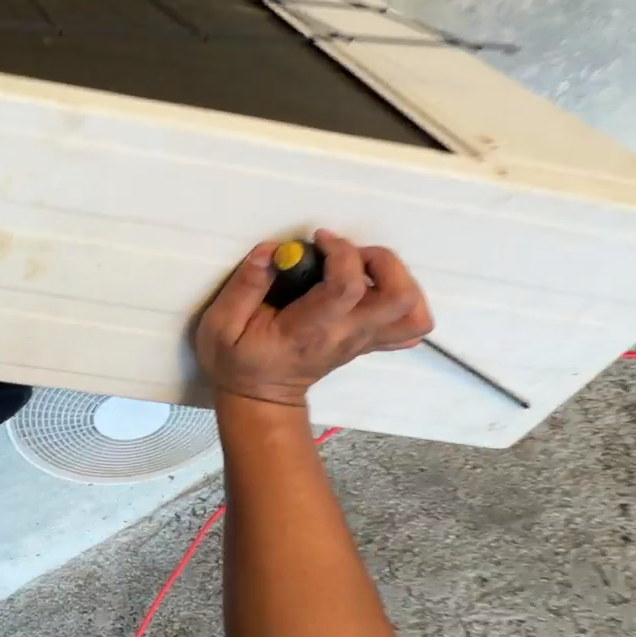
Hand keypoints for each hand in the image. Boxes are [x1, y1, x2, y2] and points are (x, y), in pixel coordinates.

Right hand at [195, 229, 433, 407]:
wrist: (259, 397)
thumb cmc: (236, 361)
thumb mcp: (220, 324)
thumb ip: (244, 286)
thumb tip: (271, 250)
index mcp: (309, 330)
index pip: (348, 287)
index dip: (340, 252)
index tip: (316, 239)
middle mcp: (346, 335)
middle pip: (400, 296)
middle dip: (380, 261)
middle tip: (344, 253)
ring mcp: (363, 341)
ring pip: (415, 311)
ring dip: (397, 278)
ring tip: (359, 267)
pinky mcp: (368, 342)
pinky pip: (410, 326)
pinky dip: (405, 302)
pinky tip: (373, 291)